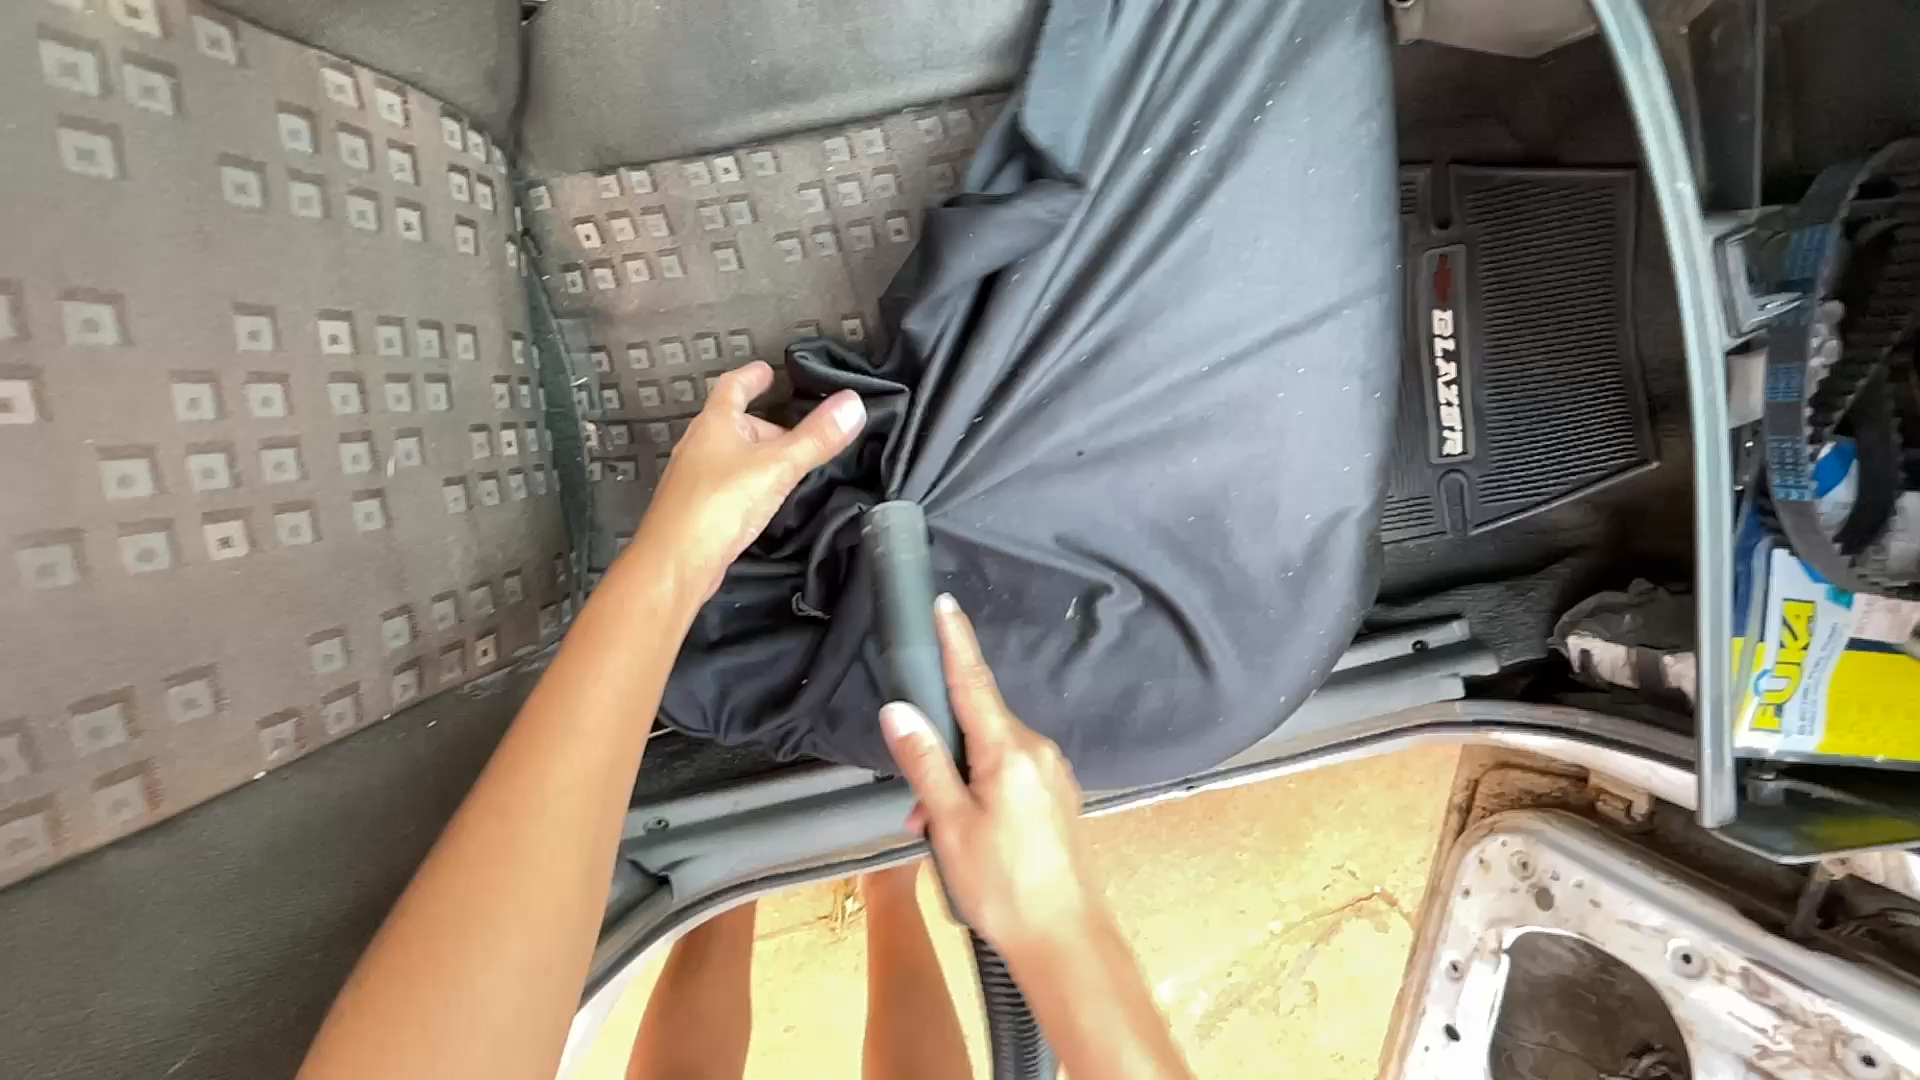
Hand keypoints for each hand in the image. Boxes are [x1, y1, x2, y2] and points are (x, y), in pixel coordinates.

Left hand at [631, 361, 864, 603]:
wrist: (676, 561)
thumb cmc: (719, 504)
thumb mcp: (779, 465)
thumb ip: (816, 438)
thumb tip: (852, 404)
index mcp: (714, 424)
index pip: (733, 387)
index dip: (752, 377)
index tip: (767, 371)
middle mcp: (698, 446)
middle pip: (732, 423)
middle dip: (763, 422)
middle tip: (794, 429)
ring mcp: (694, 478)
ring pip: (729, 455)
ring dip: (755, 454)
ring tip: (785, 464)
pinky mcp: (697, 509)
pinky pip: (727, 484)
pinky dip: (747, 483)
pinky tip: (763, 499)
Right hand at [879, 596, 1100, 956]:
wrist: (1066, 940)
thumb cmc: (1004, 885)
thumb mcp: (950, 824)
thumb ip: (924, 761)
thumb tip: (899, 710)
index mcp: (1009, 750)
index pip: (973, 680)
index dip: (956, 641)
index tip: (946, 604)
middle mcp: (1037, 750)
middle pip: (978, 725)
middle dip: (942, 751)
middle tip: (918, 805)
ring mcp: (1052, 772)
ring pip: (991, 756)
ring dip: (959, 782)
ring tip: (940, 834)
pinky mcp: (1057, 795)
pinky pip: (1010, 775)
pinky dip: (982, 792)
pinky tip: (969, 834)